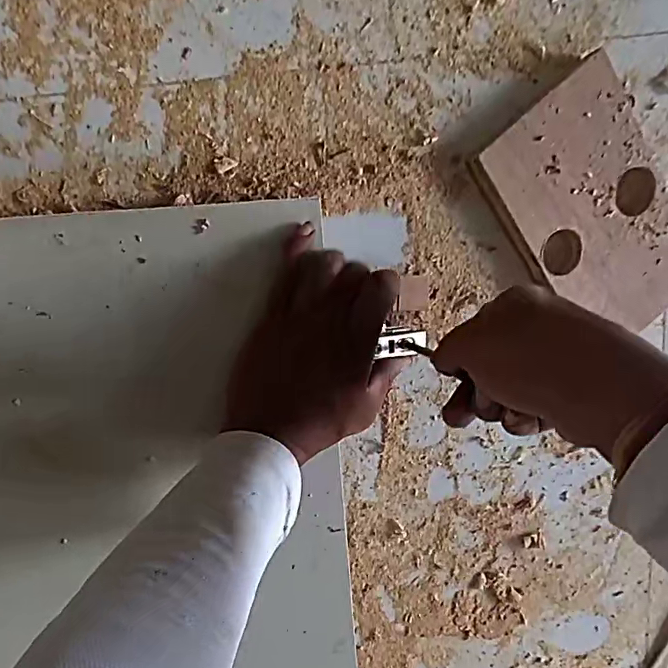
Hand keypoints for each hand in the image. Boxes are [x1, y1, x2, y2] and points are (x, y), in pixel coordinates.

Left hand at [223, 223, 400, 464]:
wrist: (268, 432)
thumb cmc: (318, 424)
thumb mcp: (365, 407)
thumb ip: (386, 373)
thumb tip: (399, 351)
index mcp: (358, 341)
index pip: (383, 287)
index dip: (392, 288)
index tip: (391, 299)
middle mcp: (330, 320)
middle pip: (355, 272)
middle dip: (364, 281)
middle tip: (361, 300)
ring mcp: (297, 315)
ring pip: (322, 265)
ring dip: (335, 267)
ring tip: (335, 281)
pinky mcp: (271, 317)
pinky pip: (284, 273)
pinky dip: (295, 249)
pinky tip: (303, 235)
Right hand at [432, 285, 667, 455]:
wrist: (600, 392)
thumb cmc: (538, 360)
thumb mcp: (470, 346)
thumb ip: (448, 349)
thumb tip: (446, 358)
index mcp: (513, 304)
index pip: (470, 332)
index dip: (458, 360)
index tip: (454, 375)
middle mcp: (536, 327)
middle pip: (486, 367)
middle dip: (473, 393)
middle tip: (463, 411)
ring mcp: (554, 359)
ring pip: (506, 392)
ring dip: (497, 408)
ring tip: (507, 409)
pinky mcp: (568, 390)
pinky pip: (530, 408)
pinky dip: (524, 418)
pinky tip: (531, 416)